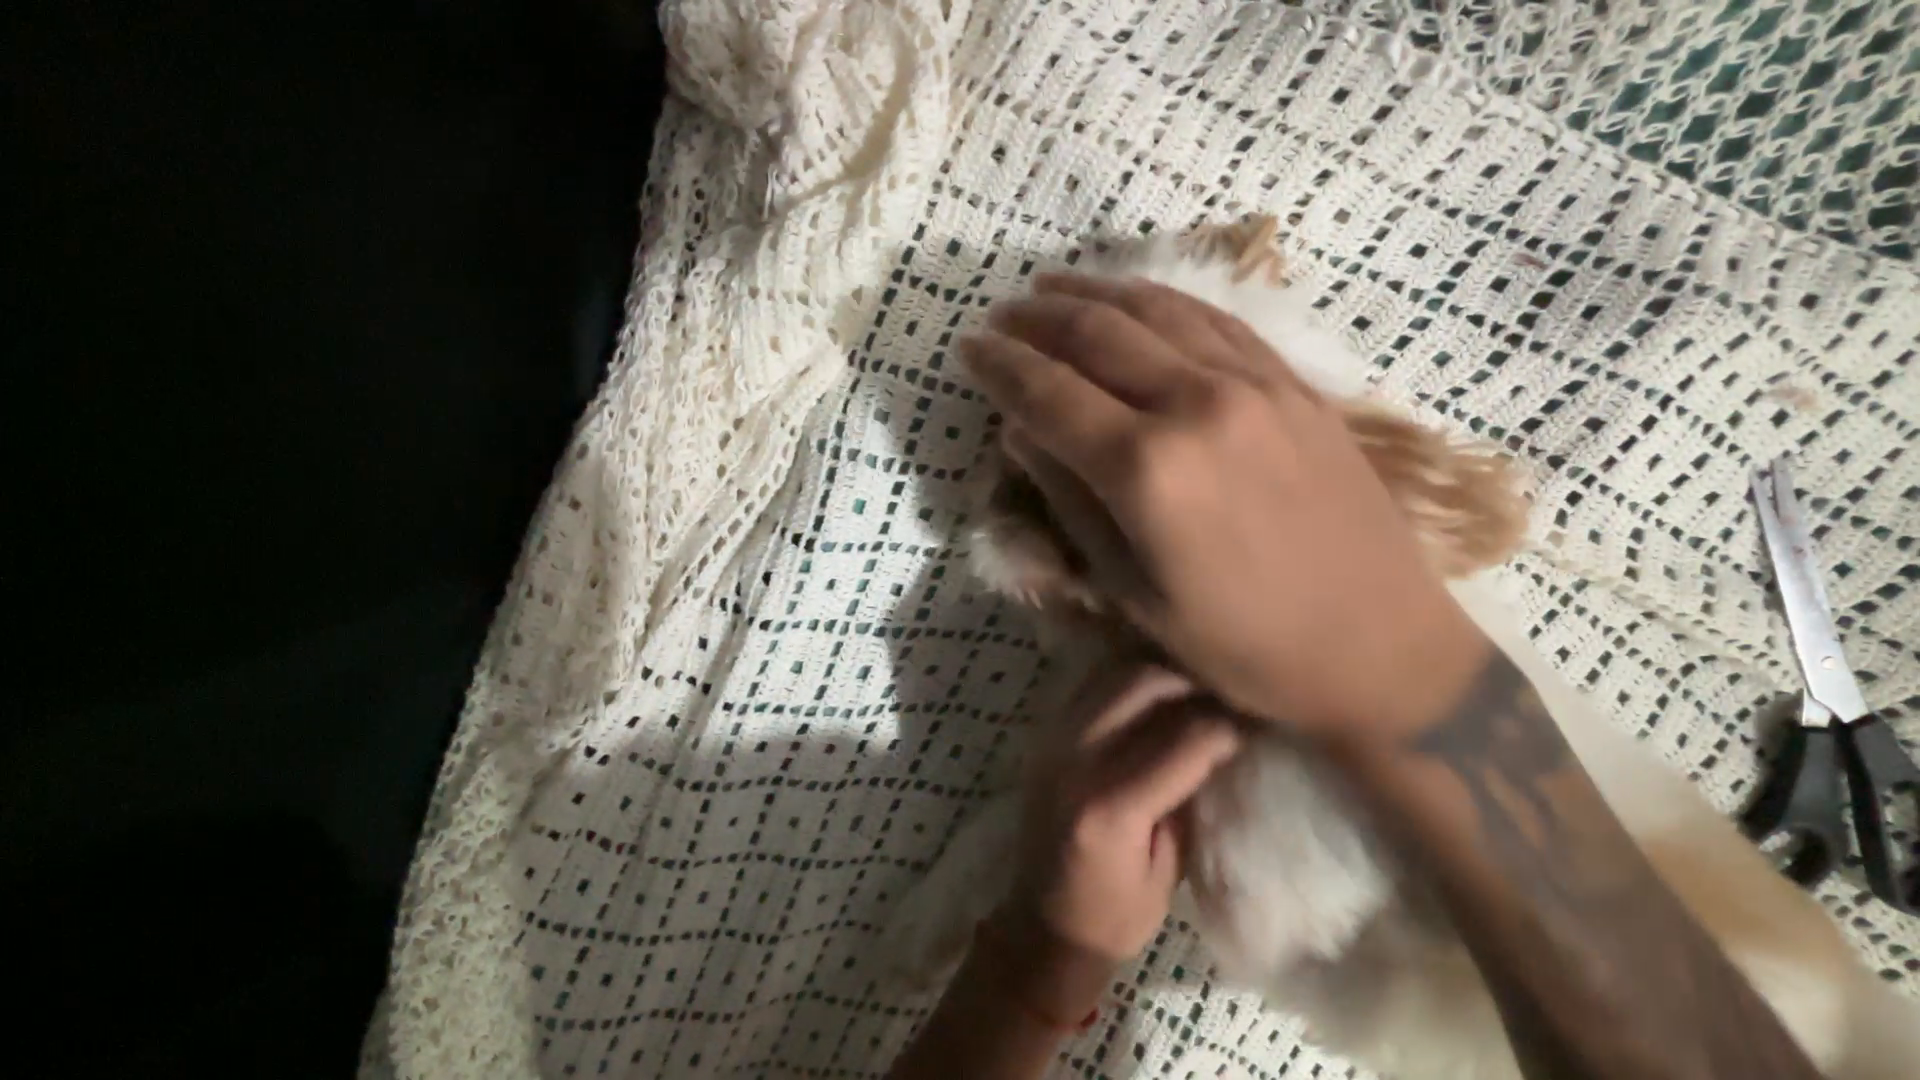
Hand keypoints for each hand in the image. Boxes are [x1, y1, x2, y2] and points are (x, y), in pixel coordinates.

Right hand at [958, 273, 1491, 739]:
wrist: (1378, 647)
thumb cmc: (1241, 644)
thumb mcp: (1133, 594)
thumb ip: (1069, 501)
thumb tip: (1020, 432)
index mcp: (1148, 469)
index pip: (1049, 394)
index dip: (999, 366)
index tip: (966, 348)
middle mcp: (1197, 405)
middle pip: (1097, 334)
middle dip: (1036, 318)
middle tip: (999, 316)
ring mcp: (1254, 385)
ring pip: (1155, 311)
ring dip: (1093, 293)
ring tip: (1050, 288)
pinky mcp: (1293, 385)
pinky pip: (1215, 321)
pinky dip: (1162, 301)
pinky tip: (1137, 299)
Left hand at [998, 660, 1239, 969]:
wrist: (1042, 923)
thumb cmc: (1114, 913)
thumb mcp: (1168, 868)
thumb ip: (1187, 799)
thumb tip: (1220, 743)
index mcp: (1111, 808)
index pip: (1185, 740)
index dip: (1229, 725)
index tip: (1257, 721)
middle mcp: (1075, 762)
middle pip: (1144, 685)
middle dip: (1194, 684)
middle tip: (1225, 696)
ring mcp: (1051, 742)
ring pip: (1112, 676)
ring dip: (1158, 675)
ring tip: (1193, 689)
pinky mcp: (1042, 738)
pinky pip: (1088, 688)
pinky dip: (1124, 682)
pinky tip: (1152, 696)